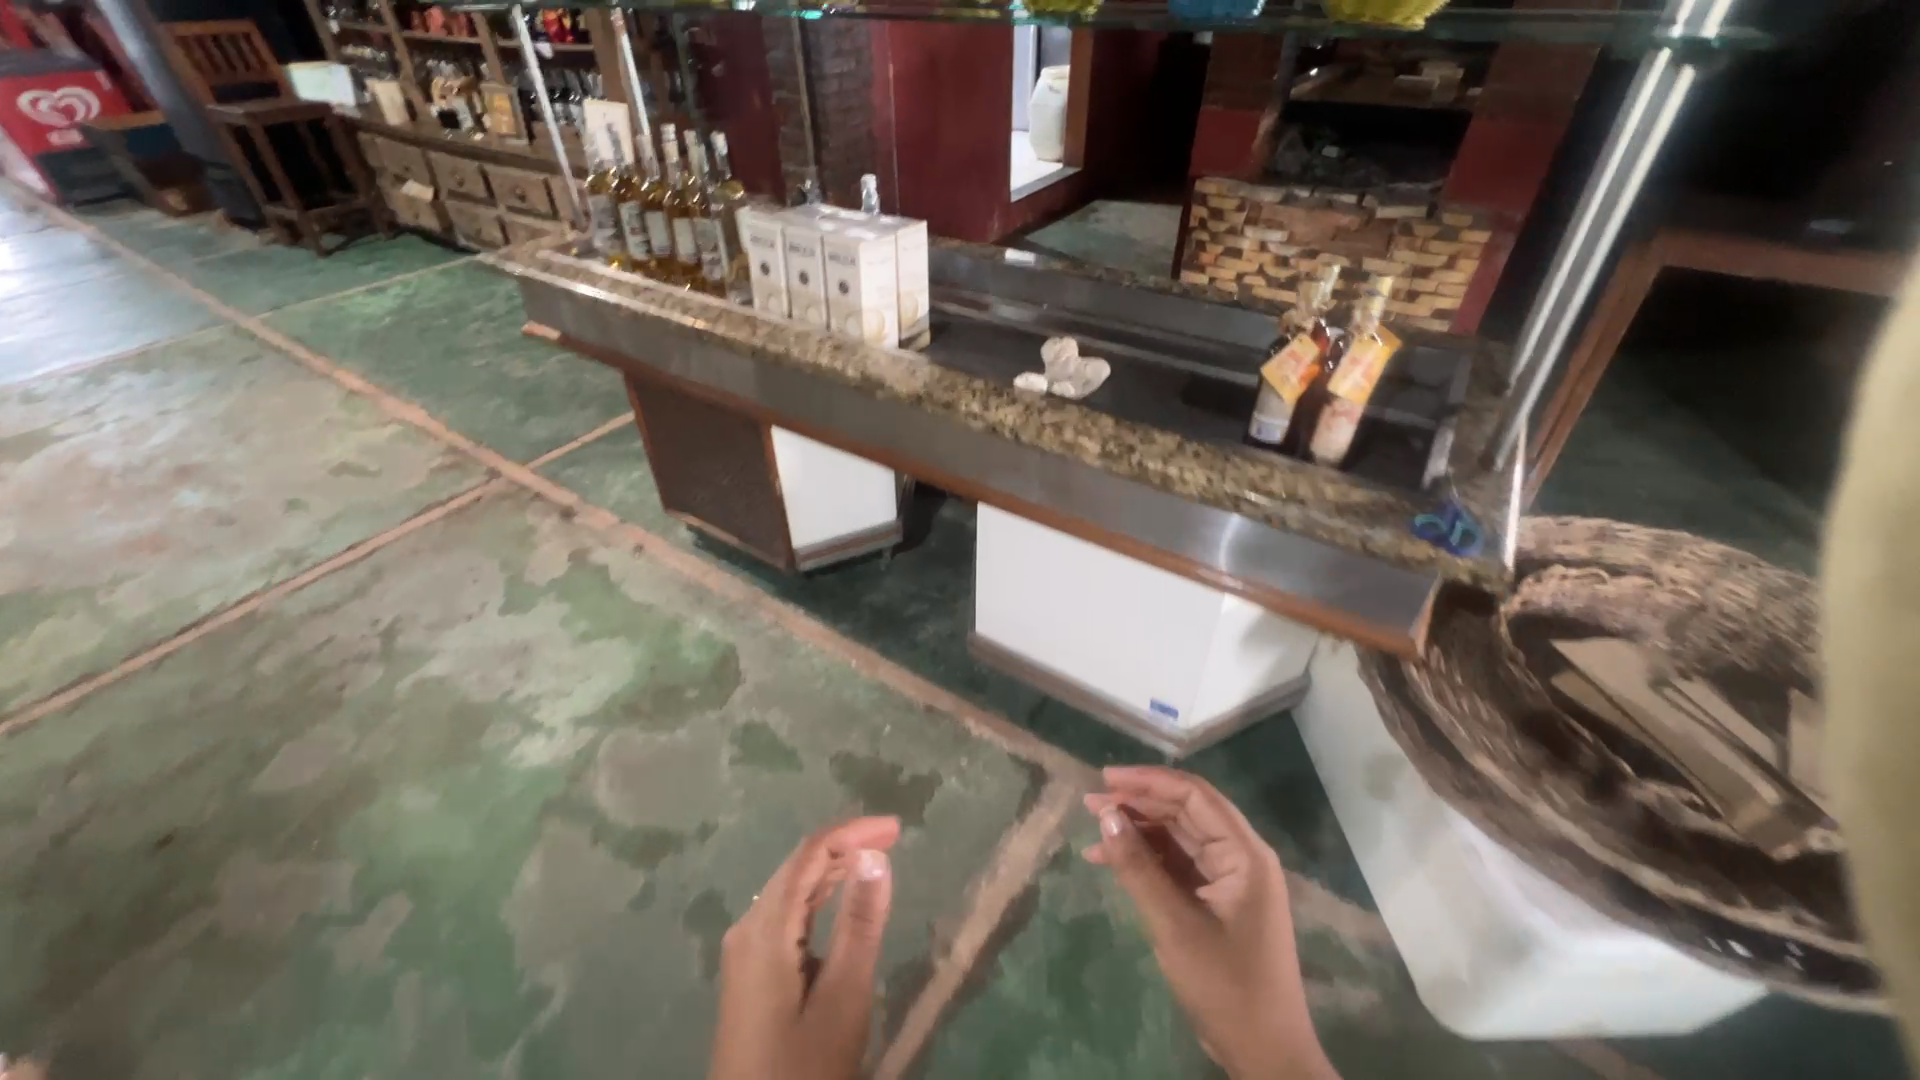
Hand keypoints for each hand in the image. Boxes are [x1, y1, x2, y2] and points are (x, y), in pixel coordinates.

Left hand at [710, 816, 900, 1079]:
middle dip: (844, 843)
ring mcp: (745, 951)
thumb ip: (859, 924)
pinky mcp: (751, 971)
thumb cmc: (803, 1067)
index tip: (896, 828)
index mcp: (765, 929)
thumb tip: (874, 856)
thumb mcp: (842, 998)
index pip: (810, 854)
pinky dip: (818, 896)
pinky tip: (841, 898)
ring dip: (832, 868)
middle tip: (893, 837)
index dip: (852, 832)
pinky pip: (786, 914)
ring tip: (875, 857)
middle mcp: (748, 928)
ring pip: (791, 889)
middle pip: (797, 866)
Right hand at [1084, 766, 1336, 1079]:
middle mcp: (1241, 856)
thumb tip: (1106, 816)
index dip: (1149, 781)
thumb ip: (1138, 867)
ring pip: (1180, 837)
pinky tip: (1112, 861)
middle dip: (1139, 803)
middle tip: (1091, 803)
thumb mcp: (1174, 924)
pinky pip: (1180, 865)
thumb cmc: (1225, 985)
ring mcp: (1232, 880)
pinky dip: (1148, 859)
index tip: (1105, 779)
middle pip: (1186, 813)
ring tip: (1094, 829)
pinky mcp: (1220, 902)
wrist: (1265, 1054)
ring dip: (1139, 831)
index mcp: (1245, 853)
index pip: (1194, 796)